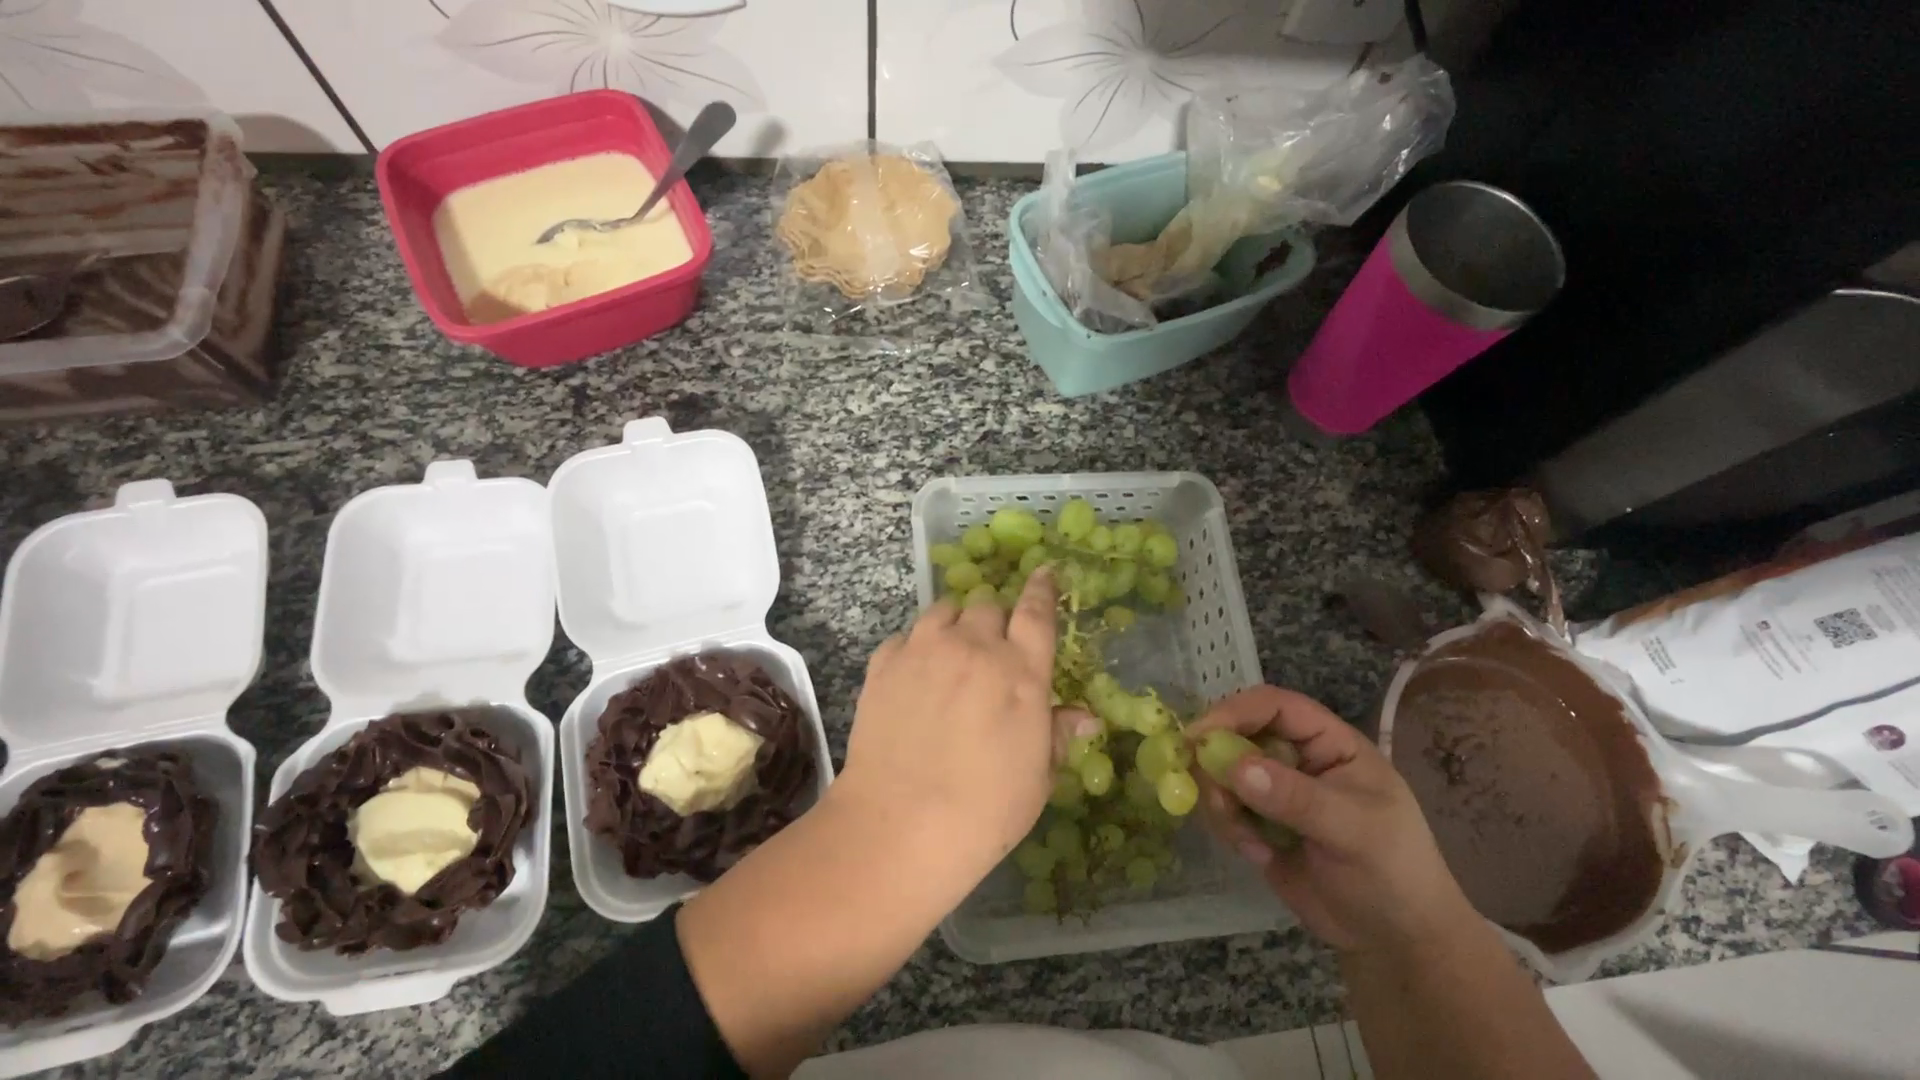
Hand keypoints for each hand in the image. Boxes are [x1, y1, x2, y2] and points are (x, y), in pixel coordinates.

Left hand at [837, 571, 1086, 883]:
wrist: (901, 824)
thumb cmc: (986, 810)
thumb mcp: (1038, 777)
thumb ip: (1058, 735)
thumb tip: (1085, 716)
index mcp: (1021, 671)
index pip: (1036, 612)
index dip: (1042, 589)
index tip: (1043, 573)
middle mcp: (973, 647)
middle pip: (988, 606)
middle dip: (993, 621)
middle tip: (990, 651)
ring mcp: (924, 650)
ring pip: (944, 611)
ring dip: (955, 625)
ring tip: (952, 653)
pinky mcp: (883, 664)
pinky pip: (906, 636)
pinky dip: (916, 646)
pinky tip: (915, 675)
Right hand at [1189, 686, 1476, 956]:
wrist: (1393, 940)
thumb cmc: (1392, 872)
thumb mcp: (1353, 830)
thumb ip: (1296, 798)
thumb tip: (1236, 767)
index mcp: (1329, 743)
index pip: (1274, 706)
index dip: (1235, 712)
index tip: (1198, 737)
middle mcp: (1297, 759)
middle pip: (1238, 736)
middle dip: (1218, 763)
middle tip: (1213, 797)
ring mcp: (1275, 793)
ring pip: (1223, 774)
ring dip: (1222, 802)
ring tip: (1246, 840)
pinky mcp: (1258, 825)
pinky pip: (1224, 810)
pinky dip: (1229, 829)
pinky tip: (1258, 856)